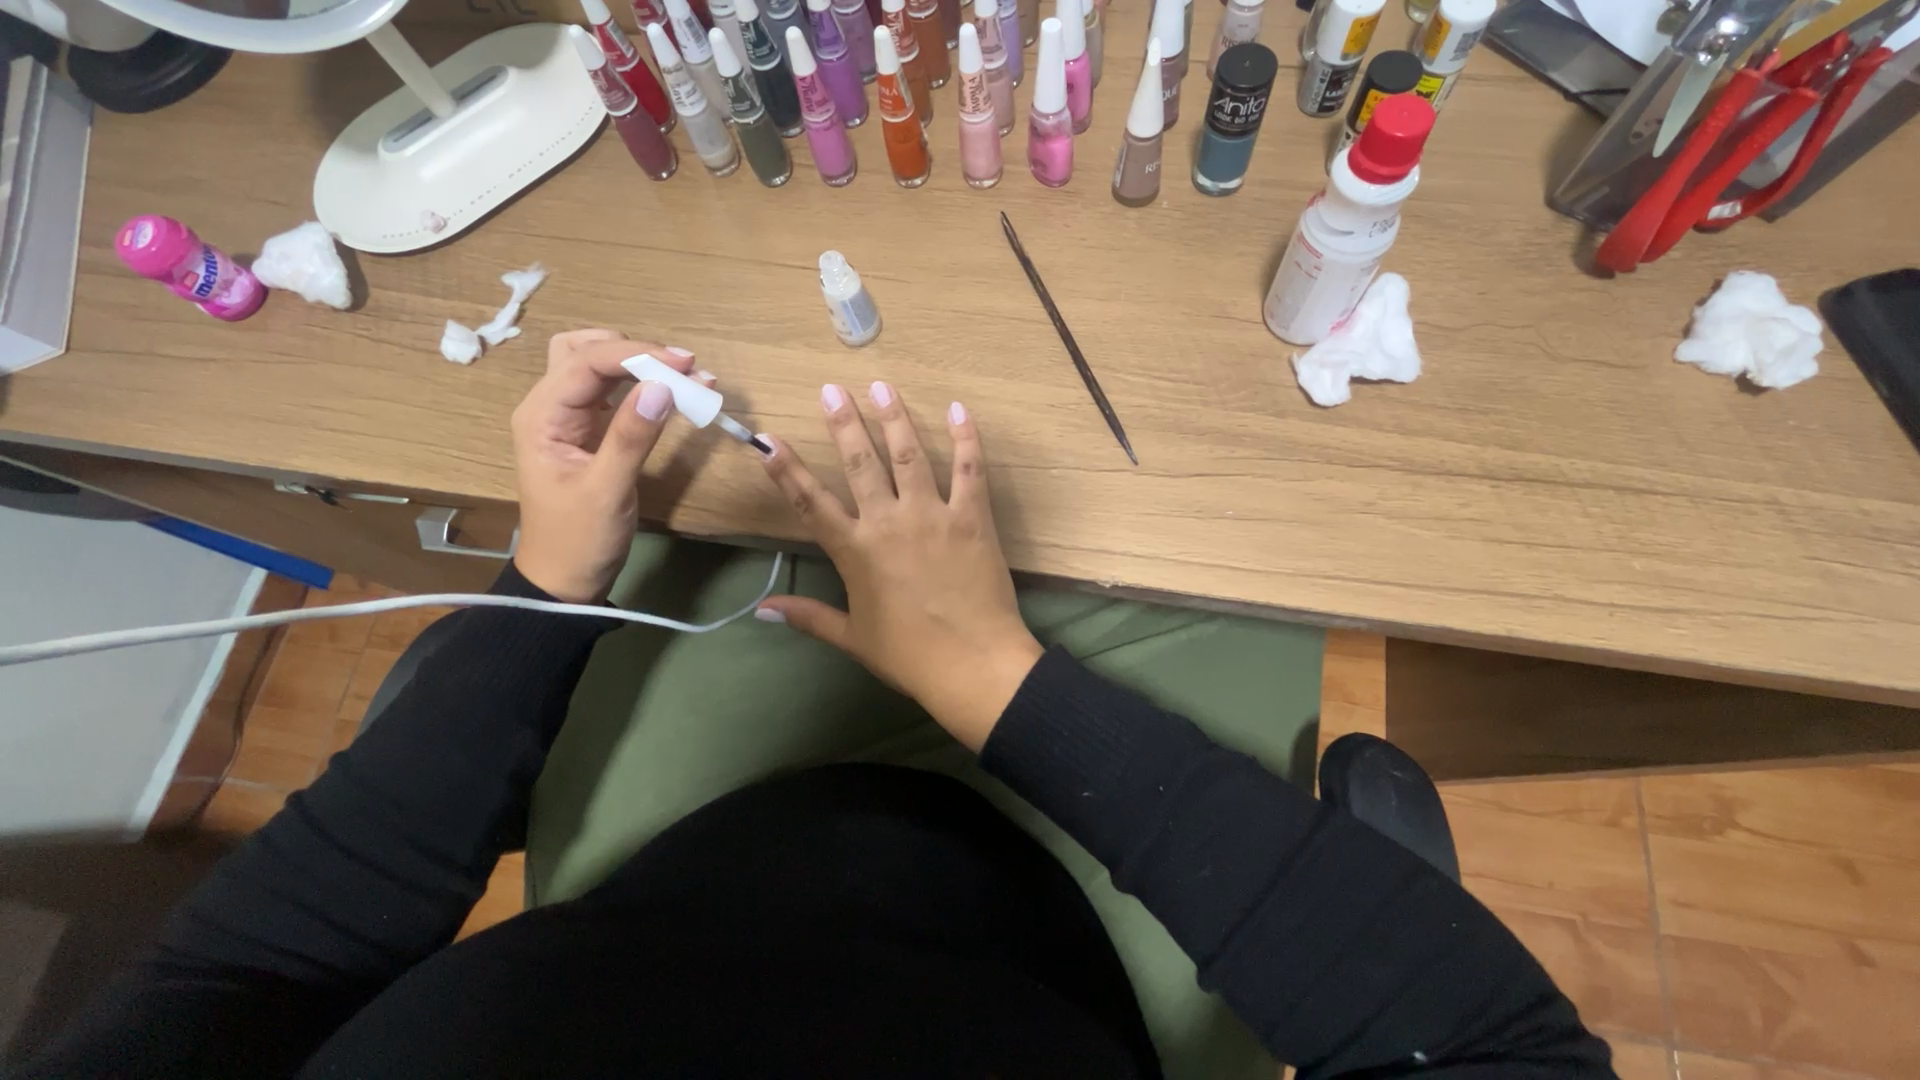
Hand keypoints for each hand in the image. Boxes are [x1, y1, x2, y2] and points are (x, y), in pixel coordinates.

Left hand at [510, 330, 702, 603]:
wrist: (565, 579)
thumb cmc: (579, 539)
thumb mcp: (607, 491)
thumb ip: (631, 436)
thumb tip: (662, 387)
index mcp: (542, 416)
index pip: (587, 362)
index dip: (637, 354)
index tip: (685, 363)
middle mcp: (551, 407)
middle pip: (587, 351)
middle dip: (636, 351)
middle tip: (685, 367)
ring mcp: (569, 419)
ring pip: (600, 367)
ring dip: (641, 364)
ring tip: (686, 375)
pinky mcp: (590, 432)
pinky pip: (613, 393)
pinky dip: (643, 385)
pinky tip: (673, 392)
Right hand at [755, 382, 1042, 750]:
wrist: (972, 664)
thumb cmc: (909, 656)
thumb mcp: (852, 638)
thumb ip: (807, 616)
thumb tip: (761, 609)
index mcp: (854, 551)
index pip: (810, 501)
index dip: (786, 469)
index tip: (767, 438)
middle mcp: (888, 522)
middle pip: (860, 463)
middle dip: (844, 423)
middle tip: (832, 389)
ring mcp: (932, 515)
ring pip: (909, 455)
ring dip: (893, 417)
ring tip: (882, 385)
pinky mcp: (972, 517)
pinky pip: (969, 469)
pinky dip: (965, 438)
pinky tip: (959, 410)